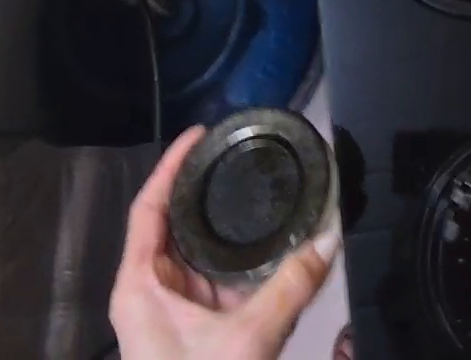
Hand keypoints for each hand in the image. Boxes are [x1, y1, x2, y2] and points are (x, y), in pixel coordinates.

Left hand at [109, 126, 341, 359]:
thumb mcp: (248, 339)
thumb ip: (292, 285)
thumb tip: (331, 236)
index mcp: (139, 286)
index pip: (148, 208)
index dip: (170, 165)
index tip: (200, 133)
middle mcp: (148, 291)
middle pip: (169, 222)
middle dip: (203, 187)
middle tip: (239, 152)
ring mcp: (170, 310)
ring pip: (193, 250)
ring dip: (221, 221)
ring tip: (253, 183)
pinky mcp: (193, 327)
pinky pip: (212, 276)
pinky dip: (235, 254)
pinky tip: (262, 239)